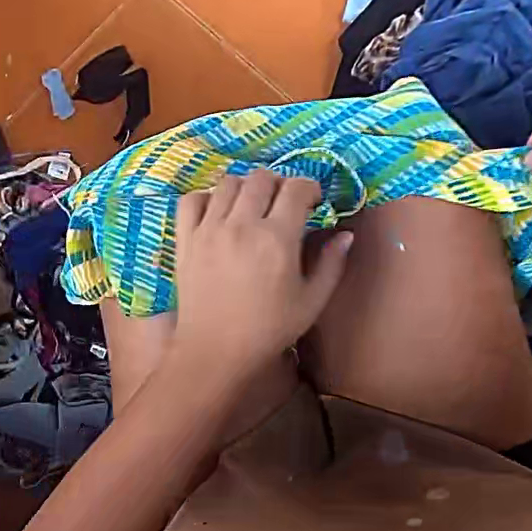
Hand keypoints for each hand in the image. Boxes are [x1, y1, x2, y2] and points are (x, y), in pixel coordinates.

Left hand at [171, 170, 353, 381]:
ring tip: (252, 205)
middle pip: (262, 178)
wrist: (217, 352)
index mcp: (277, 238)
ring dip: (246, 187)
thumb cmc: (269, 330)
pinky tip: (218, 212)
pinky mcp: (186, 239)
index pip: (296, 189)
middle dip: (280, 183)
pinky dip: (207, 197)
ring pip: (228, 182)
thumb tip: (345, 234)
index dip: (310, 188)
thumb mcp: (311, 302)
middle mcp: (242, 224)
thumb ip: (331, 264)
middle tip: (285, 203)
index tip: (313, 201)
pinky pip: (192, 200)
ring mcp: (209, 229)